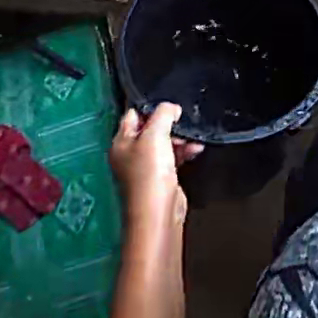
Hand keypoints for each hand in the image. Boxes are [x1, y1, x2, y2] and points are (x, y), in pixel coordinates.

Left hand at [108, 103, 203, 232]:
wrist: (159, 213)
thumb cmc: (150, 171)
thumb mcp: (155, 134)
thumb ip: (163, 113)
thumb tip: (172, 108)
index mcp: (121, 142)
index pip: (133, 115)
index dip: (150, 107)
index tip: (168, 104)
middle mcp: (130, 154)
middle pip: (150, 128)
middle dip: (168, 124)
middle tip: (182, 121)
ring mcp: (146, 167)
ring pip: (164, 143)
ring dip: (180, 137)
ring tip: (193, 136)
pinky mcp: (161, 178)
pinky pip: (173, 157)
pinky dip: (184, 151)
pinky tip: (196, 148)